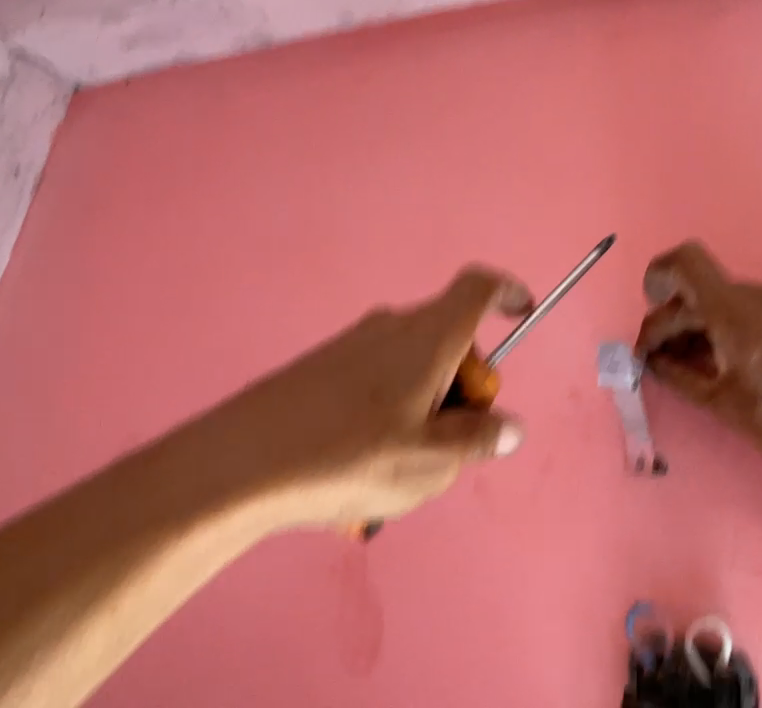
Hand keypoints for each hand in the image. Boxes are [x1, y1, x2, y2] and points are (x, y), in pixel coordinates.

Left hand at [228, 266, 534, 527]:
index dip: (507, 292)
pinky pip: (376, 386)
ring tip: (397, 474)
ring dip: (424, 412)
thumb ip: (478, 441)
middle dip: (463, 388)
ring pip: (412, 370)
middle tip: (450, 445)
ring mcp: (352, 346)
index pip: (478, 288)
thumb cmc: (347, 457)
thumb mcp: (430, 463)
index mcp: (427, 338)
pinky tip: (360, 474)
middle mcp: (391, 329)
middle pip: (448, 340)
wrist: (239, 464)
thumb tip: (507, 427)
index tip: (522, 312)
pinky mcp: (322, 369)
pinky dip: (386, 421)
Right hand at [634, 241, 761, 519]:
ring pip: (733, 302)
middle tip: (661, 362)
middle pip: (705, 290)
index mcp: (740, 314)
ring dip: (707, 326)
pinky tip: (745, 369)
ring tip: (704, 371)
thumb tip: (652, 358)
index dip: (658, 276)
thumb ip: (680, 375)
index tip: (651, 312)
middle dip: (675, 321)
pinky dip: (739, 329)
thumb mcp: (726, 407)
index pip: (686, 262)